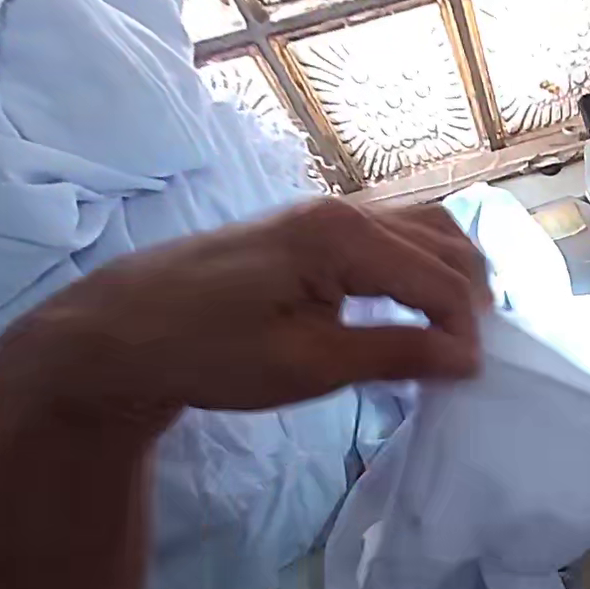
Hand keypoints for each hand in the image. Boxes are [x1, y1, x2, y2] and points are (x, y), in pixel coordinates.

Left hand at [0, 198, 490, 432]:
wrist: (120, 334)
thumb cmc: (211, 354)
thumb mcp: (311, 365)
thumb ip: (397, 354)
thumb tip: (469, 359)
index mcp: (346, 237)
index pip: (440, 280)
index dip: (464, 332)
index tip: (466, 379)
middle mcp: (345, 209)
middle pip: (443, 243)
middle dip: (468, 300)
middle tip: (466, 354)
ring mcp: (327, 212)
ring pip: (424, 230)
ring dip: (450, 276)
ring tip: (454, 327)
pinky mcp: (312, 228)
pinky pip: (393, 235)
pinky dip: (420, 267)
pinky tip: (414, 301)